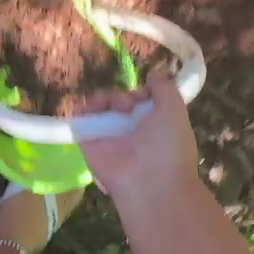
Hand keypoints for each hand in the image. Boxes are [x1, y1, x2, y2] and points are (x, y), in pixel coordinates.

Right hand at [78, 66, 200, 219]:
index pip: (141, 100)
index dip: (141, 93)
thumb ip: (164, 88)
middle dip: (122, 97)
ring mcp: (108, 135)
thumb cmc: (167, 146)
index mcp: (154, 124)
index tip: (143, 95)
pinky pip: (79, 120)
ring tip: (106, 106)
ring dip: (102, 99)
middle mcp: (131, 129)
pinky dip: (80, 110)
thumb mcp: (174, 110)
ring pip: (99, 107)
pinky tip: (86, 108)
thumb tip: (154, 72)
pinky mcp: (88, 142)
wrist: (149, 182)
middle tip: (126, 107)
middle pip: (119, 101)